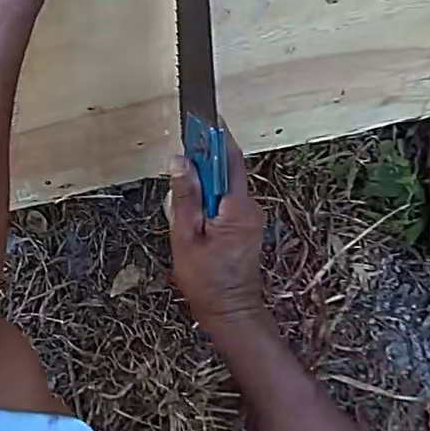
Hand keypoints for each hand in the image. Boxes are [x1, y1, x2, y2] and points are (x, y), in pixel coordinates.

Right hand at [168, 136, 268, 330]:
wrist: (229, 312)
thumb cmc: (206, 281)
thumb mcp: (186, 236)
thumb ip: (185, 196)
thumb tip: (179, 160)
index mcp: (237, 208)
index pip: (229, 160)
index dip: (214, 137)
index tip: (201, 118)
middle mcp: (249, 208)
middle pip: (226, 171)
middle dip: (203, 161)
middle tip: (181, 155)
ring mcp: (250, 218)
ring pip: (224, 187)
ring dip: (203, 182)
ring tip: (182, 193)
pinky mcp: (245, 227)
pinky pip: (225, 201)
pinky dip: (208, 197)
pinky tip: (192, 211)